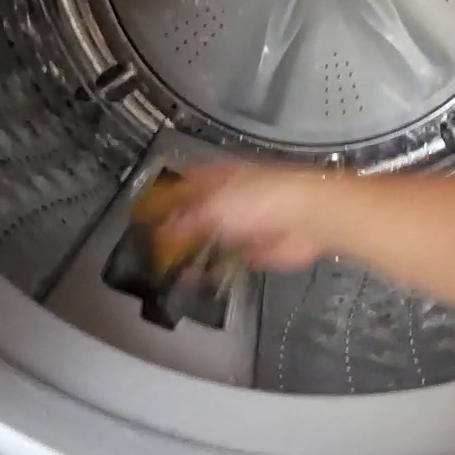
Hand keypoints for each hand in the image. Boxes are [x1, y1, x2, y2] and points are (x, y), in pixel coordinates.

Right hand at [165, 163, 334, 270]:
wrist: (307, 218)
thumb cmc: (266, 198)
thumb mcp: (215, 205)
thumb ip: (188, 217)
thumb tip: (165, 225)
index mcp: (221, 177)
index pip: (187, 184)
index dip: (167, 197)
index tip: (148, 212)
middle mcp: (232, 199)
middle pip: (198, 214)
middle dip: (178, 228)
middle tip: (155, 243)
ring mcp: (245, 224)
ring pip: (212, 239)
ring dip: (193, 251)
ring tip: (168, 264)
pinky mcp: (256, 250)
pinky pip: (228, 261)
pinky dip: (212, 270)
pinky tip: (195, 278)